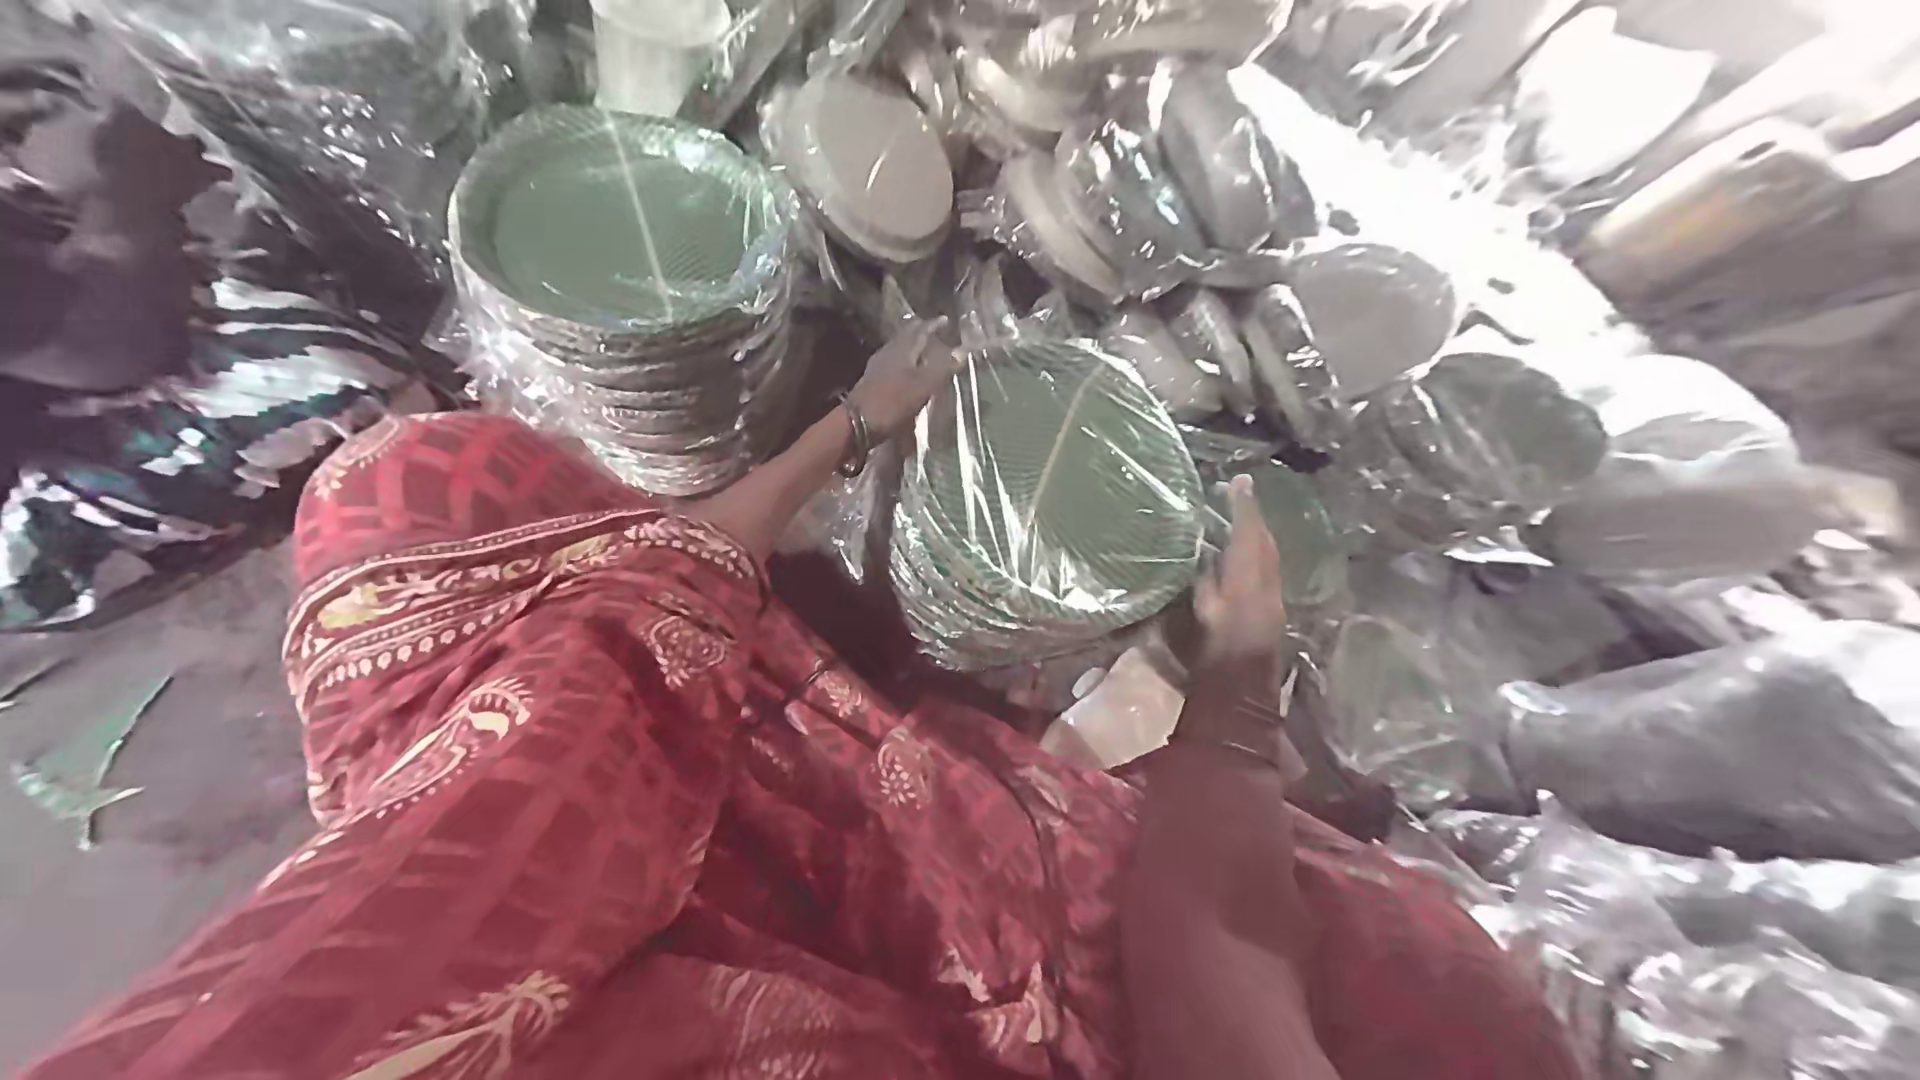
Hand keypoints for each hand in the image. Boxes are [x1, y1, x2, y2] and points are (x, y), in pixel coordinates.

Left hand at [847, 319, 960, 437]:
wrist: (857, 424)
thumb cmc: (892, 402)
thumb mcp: (923, 386)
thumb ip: (942, 367)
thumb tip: (962, 351)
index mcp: (902, 349)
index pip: (920, 329)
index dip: (934, 325)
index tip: (946, 320)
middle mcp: (888, 352)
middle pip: (906, 337)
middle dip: (921, 333)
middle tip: (934, 331)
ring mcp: (877, 367)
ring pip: (898, 350)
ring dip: (911, 348)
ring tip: (924, 351)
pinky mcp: (872, 381)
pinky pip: (892, 364)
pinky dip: (903, 363)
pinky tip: (906, 371)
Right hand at [1178, 475, 1304, 780]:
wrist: (1242, 696)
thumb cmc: (1213, 658)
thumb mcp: (1200, 616)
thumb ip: (1203, 584)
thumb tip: (1203, 557)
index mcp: (1247, 585)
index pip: (1249, 536)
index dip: (1244, 507)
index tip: (1239, 479)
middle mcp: (1266, 586)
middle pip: (1265, 543)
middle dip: (1253, 514)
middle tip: (1239, 491)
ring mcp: (1273, 598)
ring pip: (1269, 556)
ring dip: (1256, 532)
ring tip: (1239, 515)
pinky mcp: (1271, 609)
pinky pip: (1266, 570)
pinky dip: (1255, 552)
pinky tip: (1240, 553)